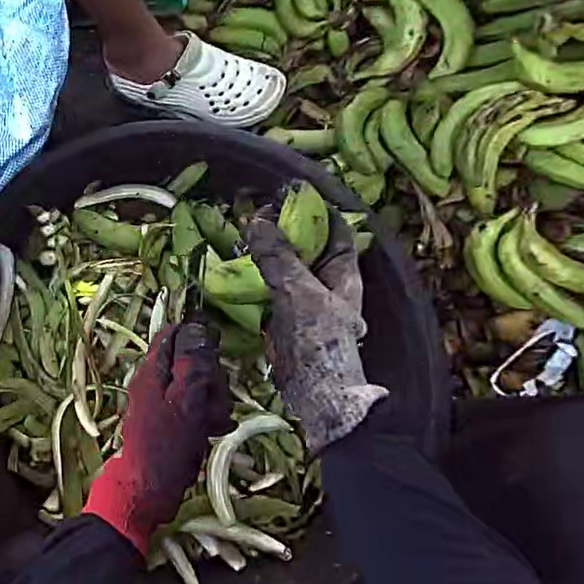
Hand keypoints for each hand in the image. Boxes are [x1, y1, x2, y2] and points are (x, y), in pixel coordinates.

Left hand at [84, 322, 229, 554]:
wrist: (147, 493)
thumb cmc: (167, 447)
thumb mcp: (186, 400)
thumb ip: (192, 363)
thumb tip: (197, 327)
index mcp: (152, 370)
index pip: (174, 334)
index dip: (198, 340)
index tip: (215, 359)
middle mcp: (153, 381)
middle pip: (190, 360)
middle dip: (210, 377)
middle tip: (215, 400)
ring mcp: (160, 401)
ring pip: (195, 384)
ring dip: (212, 400)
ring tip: (214, 422)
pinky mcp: (168, 420)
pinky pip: (193, 406)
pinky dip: (205, 415)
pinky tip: (213, 430)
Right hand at [245, 211, 385, 452]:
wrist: (314, 390)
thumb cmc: (319, 337)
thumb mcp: (299, 290)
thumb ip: (278, 256)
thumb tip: (257, 222)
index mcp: (343, 273)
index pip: (337, 231)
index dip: (320, 210)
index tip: (294, 193)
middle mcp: (327, 282)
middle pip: (309, 246)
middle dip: (287, 228)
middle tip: (261, 212)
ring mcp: (306, 299)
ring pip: (288, 265)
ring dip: (269, 250)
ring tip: (246, 234)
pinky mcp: (287, 315)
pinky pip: (272, 285)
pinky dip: (258, 273)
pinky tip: (239, 265)